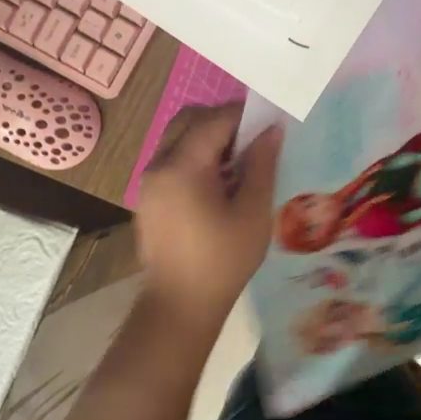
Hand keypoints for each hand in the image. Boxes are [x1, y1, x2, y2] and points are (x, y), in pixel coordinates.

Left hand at [136, 103, 281, 318]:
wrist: (181, 304)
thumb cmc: (223, 260)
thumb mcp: (253, 212)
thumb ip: (262, 165)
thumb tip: (271, 130)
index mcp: (182, 166)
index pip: (213, 120)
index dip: (243, 115)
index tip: (269, 122)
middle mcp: (158, 166)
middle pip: (188, 121)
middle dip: (222, 121)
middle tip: (253, 140)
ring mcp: (148, 182)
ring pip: (177, 139)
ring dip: (208, 138)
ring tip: (239, 164)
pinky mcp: (148, 198)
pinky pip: (171, 160)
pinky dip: (195, 157)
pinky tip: (219, 184)